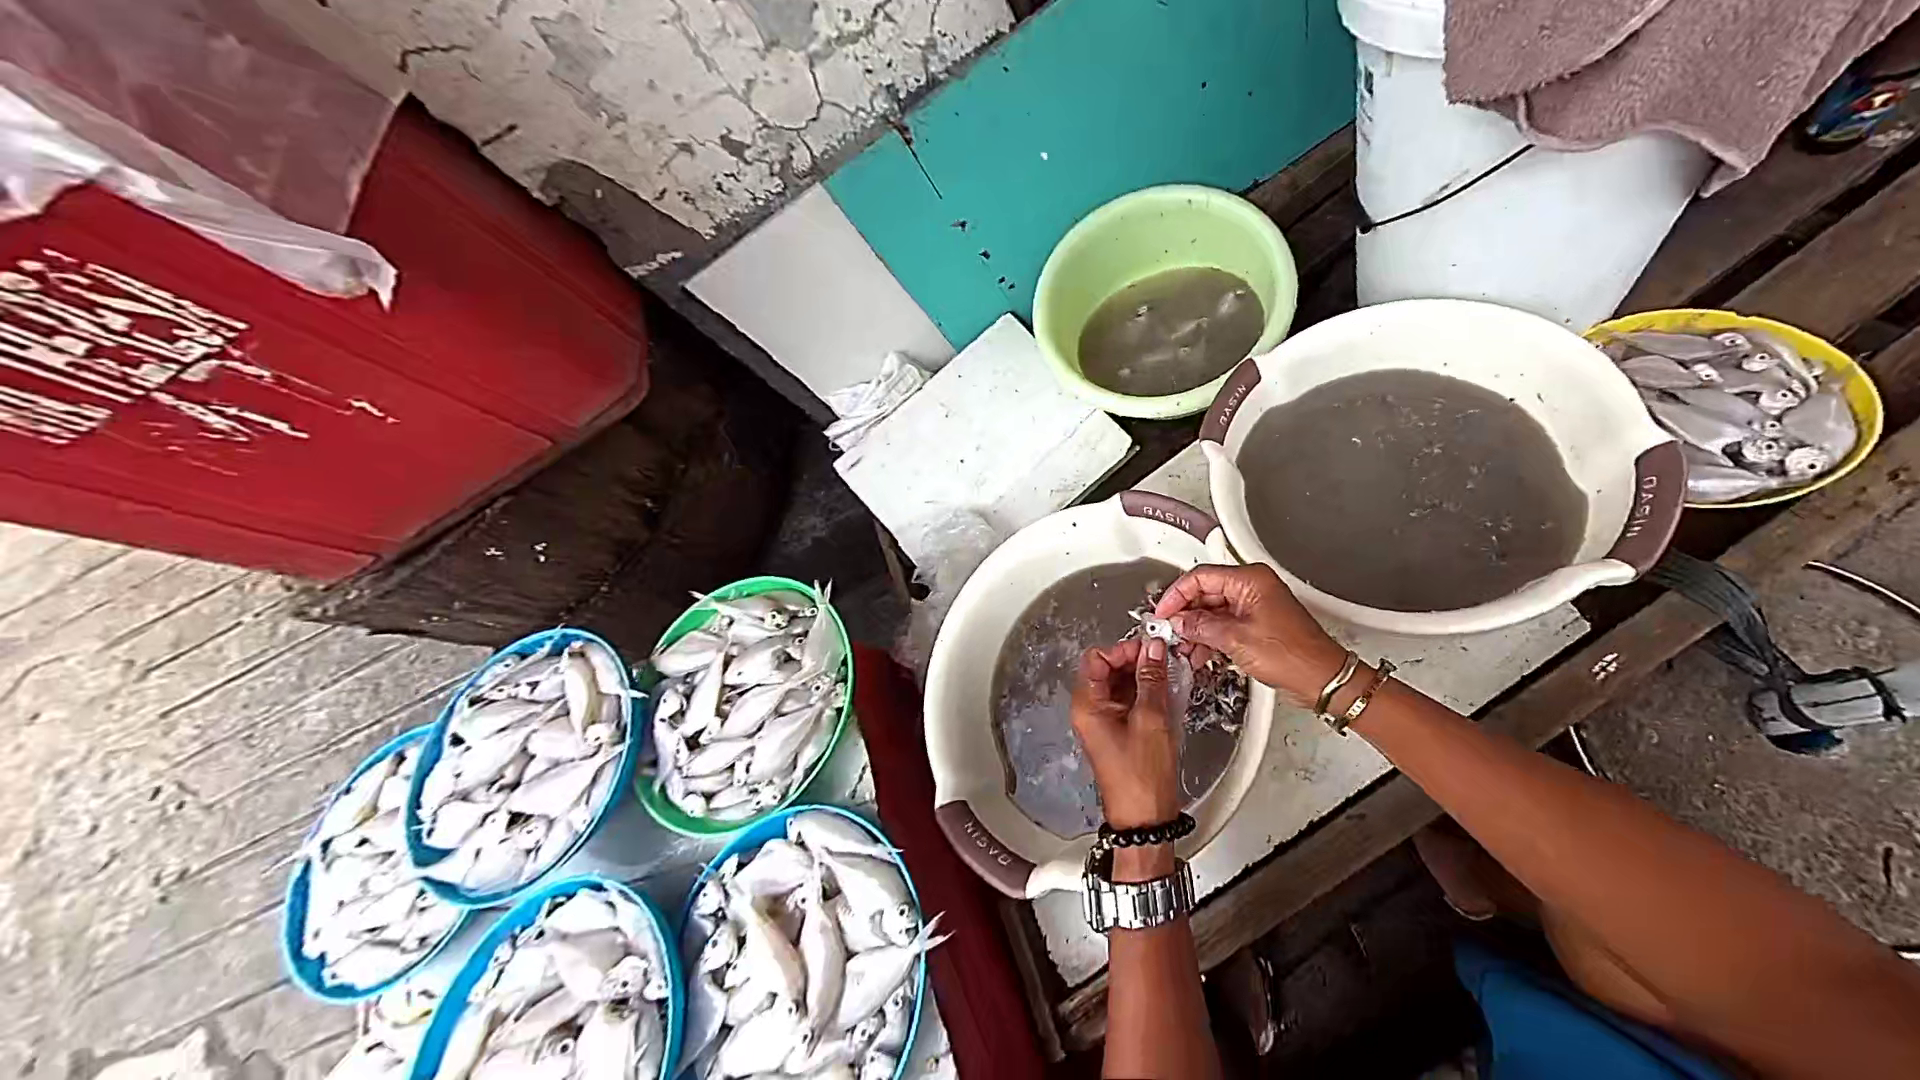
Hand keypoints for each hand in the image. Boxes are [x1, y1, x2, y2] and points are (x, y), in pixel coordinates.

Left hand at [1070, 638, 1180, 829]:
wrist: (1145, 818)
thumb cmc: (1142, 775)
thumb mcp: (1151, 720)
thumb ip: (1152, 680)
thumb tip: (1153, 649)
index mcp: (1087, 705)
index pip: (1096, 659)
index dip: (1122, 650)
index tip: (1149, 650)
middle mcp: (1090, 709)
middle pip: (1108, 669)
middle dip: (1135, 661)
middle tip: (1163, 661)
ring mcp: (1104, 720)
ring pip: (1121, 684)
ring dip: (1143, 676)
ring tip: (1169, 676)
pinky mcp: (1119, 729)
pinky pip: (1129, 700)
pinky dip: (1146, 693)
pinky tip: (1167, 693)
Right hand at [1153, 564, 1346, 703]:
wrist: (1322, 679)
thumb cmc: (1295, 656)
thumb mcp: (1235, 639)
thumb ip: (1199, 626)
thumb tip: (1178, 622)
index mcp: (1250, 580)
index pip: (1200, 577)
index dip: (1176, 595)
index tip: (1163, 612)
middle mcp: (1252, 588)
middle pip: (1204, 593)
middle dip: (1185, 614)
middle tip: (1170, 630)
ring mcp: (1254, 606)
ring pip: (1211, 610)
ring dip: (1195, 628)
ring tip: (1184, 646)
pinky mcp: (1256, 623)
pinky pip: (1223, 623)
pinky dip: (1209, 636)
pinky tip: (1199, 651)